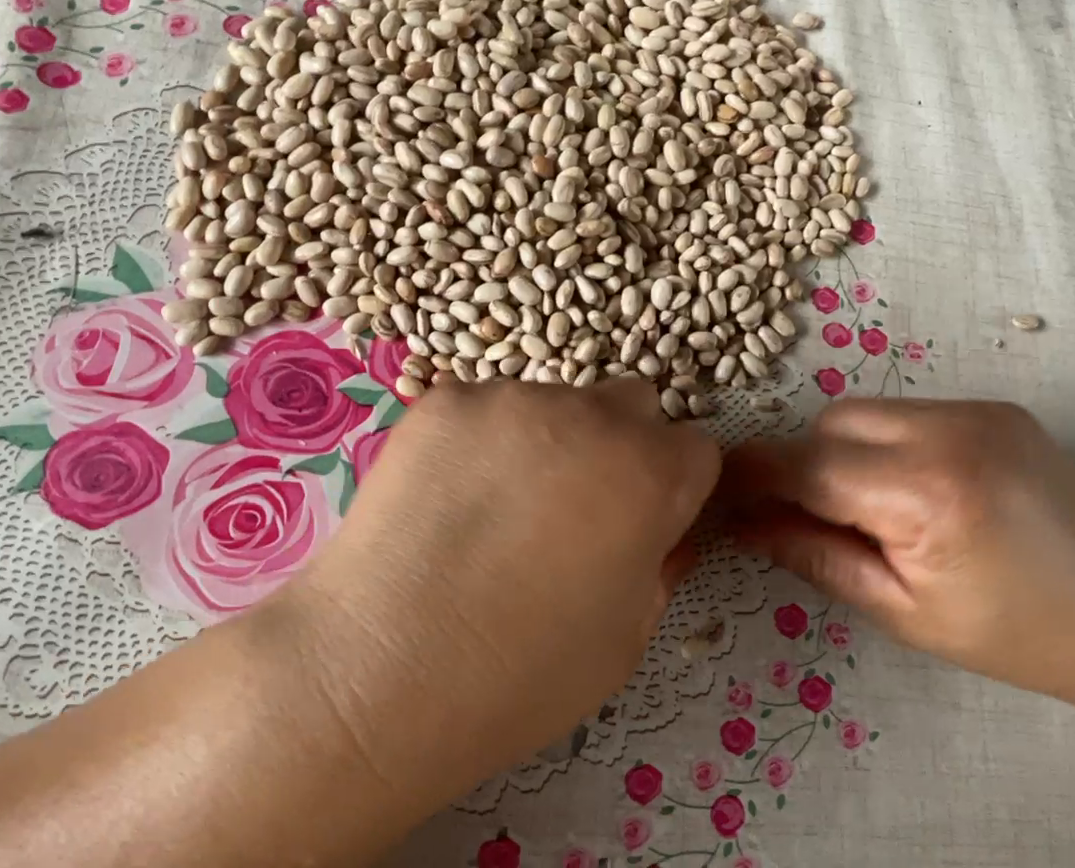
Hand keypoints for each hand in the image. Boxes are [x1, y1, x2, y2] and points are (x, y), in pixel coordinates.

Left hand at [269, 378, 718, 812]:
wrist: (379, 672)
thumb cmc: (521, 674)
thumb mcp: (626, 638)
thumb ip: (660, 566)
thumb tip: (659, 532)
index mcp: (652, 474)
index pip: (695, 450)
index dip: (673, 489)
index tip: (643, 523)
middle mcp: (592, 416)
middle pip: (633, 406)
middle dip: (622, 446)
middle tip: (574, 509)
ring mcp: (513, 399)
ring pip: (555, 405)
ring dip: (547, 442)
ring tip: (493, 512)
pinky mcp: (444, 400)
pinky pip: (486, 410)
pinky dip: (481, 442)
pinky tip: (447, 499)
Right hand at [721, 399, 1074, 702]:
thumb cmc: (1011, 634)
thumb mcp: (899, 610)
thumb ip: (813, 555)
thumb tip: (741, 522)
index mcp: (924, 494)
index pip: (806, 465)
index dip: (752, 475)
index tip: (717, 489)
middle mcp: (947, 431)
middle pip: (830, 423)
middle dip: (804, 464)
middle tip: (811, 518)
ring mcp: (976, 409)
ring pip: (865, 410)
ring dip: (845, 450)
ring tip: (872, 507)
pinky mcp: (994, 405)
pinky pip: (908, 411)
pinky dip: (888, 442)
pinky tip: (917, 489)